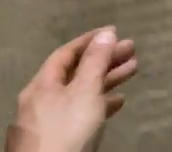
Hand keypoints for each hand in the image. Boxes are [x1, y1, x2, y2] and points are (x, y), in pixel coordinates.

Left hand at [6, 28, 138, 151]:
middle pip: (75, 72)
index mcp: (41, 85)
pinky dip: (98, 104)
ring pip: (79, 93)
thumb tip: (106, 33)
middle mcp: (39, 101)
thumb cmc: (66, 130)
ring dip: (106, 79)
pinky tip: (117, 103)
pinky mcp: (54, 142)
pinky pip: (78, 114)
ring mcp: (45, 123)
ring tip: (132, 70)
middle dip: (104, 59)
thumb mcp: (85, 91)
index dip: (90, 40)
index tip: (115, 31)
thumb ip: (96, 61)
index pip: (66, 53)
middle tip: (132, 49)